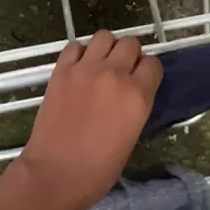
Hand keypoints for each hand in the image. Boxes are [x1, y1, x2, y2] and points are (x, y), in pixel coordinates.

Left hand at [19, 30, 162, 206]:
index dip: (149, 71)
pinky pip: (75, 46)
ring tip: (101, 65)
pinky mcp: (62, 69)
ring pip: (104, 36)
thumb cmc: (98, 169)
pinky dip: (79, 54)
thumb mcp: (131, 137)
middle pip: (130, 43)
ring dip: (107, 48)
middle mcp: (115, 74)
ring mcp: (86, 68)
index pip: (153, 64)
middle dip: (130, 55)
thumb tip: (132, 93)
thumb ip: (135, 106)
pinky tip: (78, 69)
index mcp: (137, 96)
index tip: (143, 79)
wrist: (56, 173)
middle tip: (122, 71)